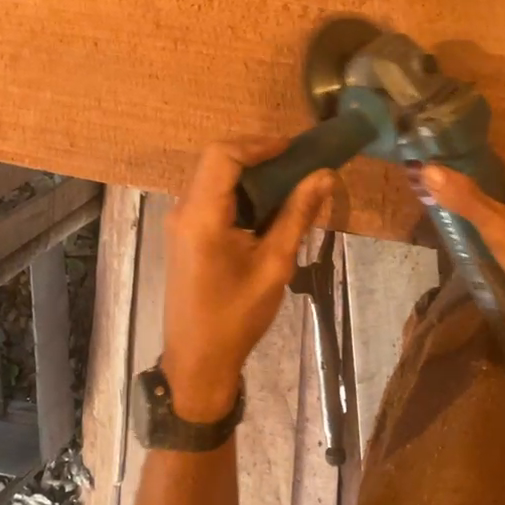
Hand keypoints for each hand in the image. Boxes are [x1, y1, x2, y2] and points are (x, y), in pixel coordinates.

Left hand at [161, 137, 335, 421]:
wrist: (197, 361)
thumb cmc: (237, 318)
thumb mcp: (275, 266)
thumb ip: (297, 215)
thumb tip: (324, 175)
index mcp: (202, 217)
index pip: (223, 156)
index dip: (258, 144)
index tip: (293, 148)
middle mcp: (184, 210)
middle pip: (215, 159)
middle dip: (256, 153)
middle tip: (295, 161)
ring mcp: (180, 220)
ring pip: (212, 175)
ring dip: (247, 170)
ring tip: (287, 178)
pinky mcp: (184, 231)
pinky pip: (210, 194)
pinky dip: (238, 188)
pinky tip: (266, 203)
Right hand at [420, 160, 504, 326]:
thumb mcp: (496, 226)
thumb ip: (464, 197)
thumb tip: (427, 169)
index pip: (490, 159)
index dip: (462, 167)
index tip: (435, 177)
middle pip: (499, 179)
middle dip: (472, 191)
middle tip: (440, 202)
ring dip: (486, 209)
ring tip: (455, 220)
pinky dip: (502, 223)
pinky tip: (485, 238)